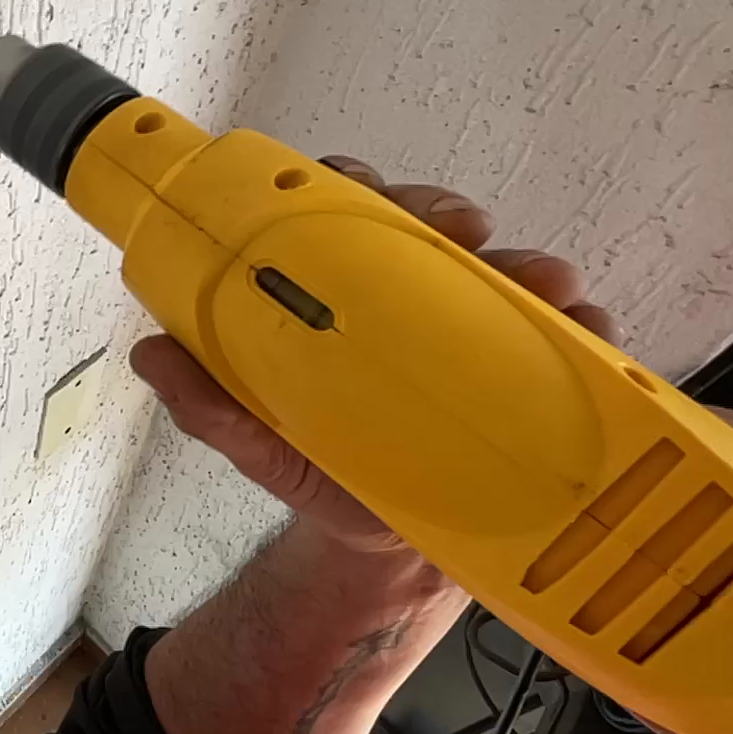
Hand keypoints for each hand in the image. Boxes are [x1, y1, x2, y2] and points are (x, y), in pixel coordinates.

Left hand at [129, 154, 620, 551]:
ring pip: (494, 268)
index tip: (356, 186)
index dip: (343, 188)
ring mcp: (464, 332)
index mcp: (330, 296)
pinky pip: (557, 334)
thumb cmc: (321, 469)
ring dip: (520, 259)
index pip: (332, 218)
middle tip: (457, 225)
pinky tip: (584, 325)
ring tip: (538, 277)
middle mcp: (398, 301)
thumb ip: (204, 403)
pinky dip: (576, 322)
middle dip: (437, 211)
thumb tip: (149, 354)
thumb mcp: (255, 439)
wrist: (391, 547)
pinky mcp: (522, 371)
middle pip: (417, 225)